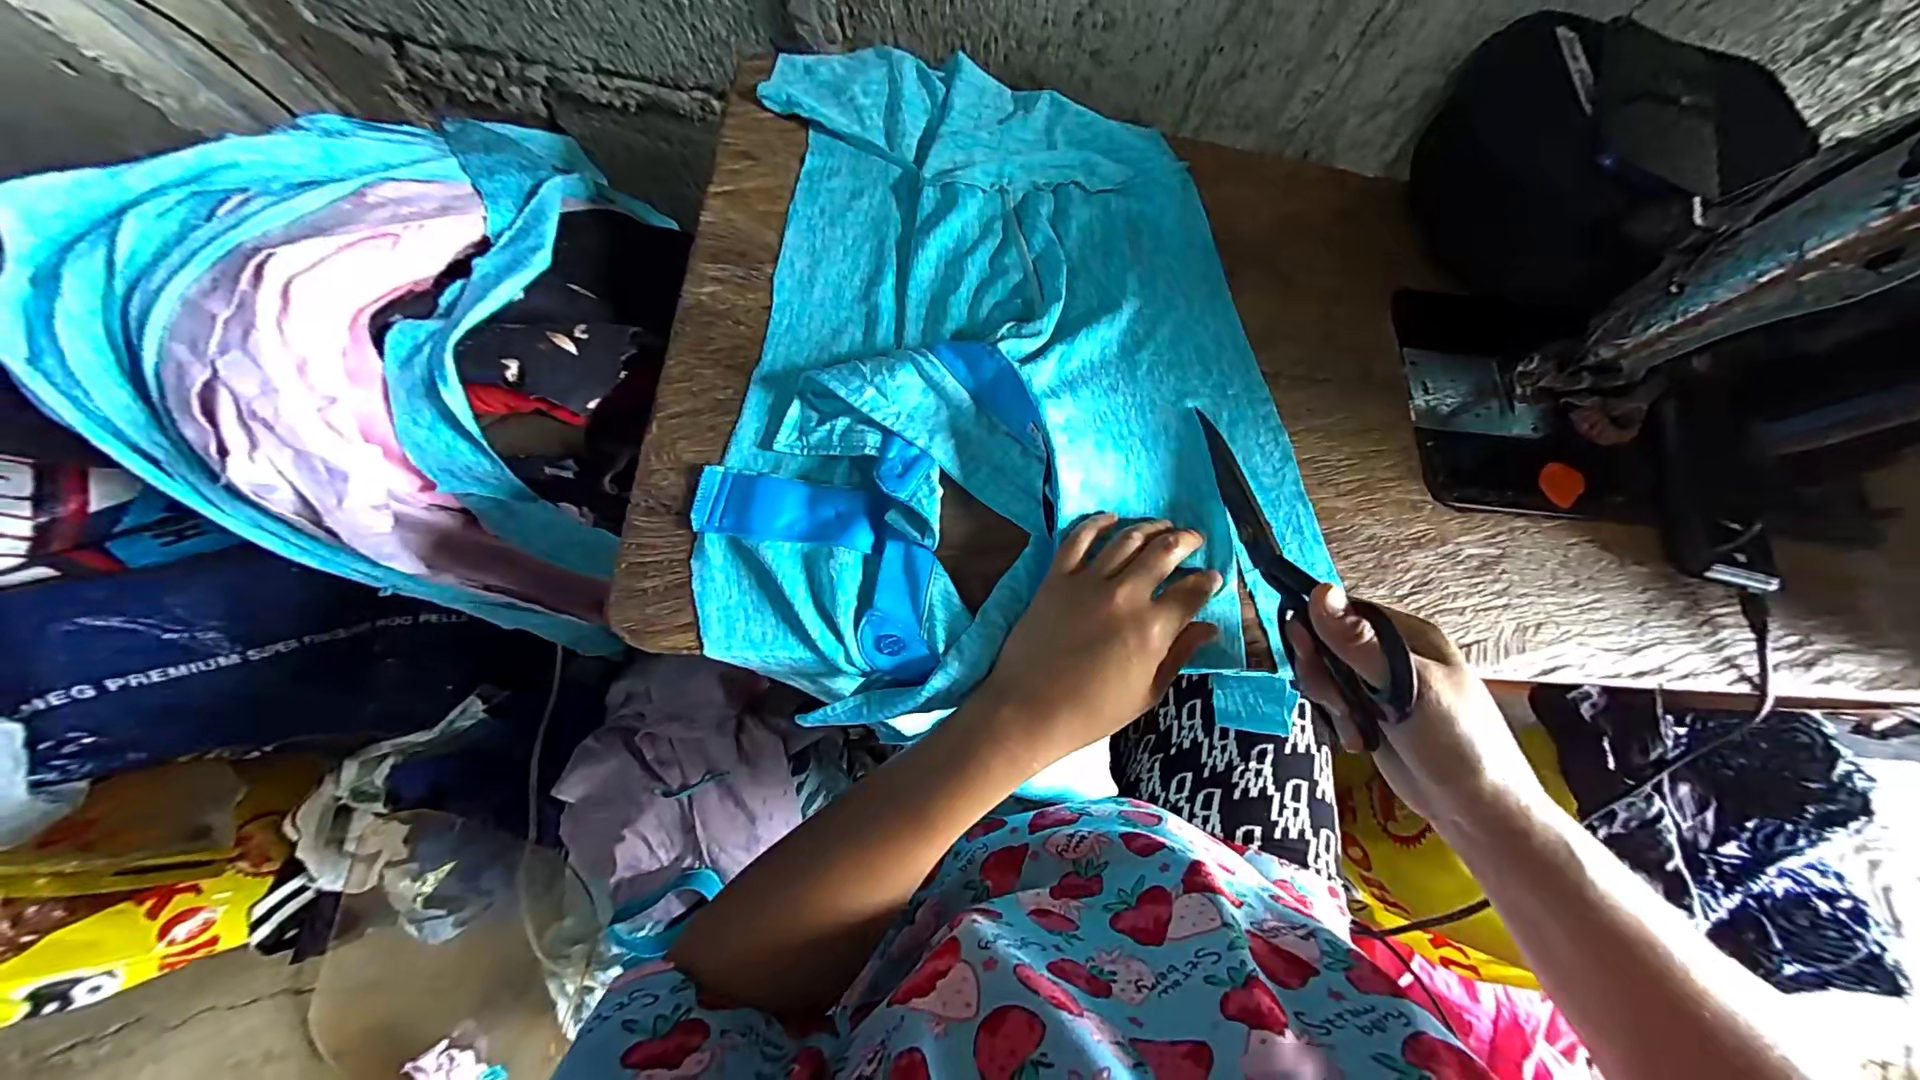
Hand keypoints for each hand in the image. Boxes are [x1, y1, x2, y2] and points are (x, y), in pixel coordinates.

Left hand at [974, 514, 1221, 762]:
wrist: (1029, 707)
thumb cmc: (1092, 711)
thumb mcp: (1147, 692)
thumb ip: (1179, 655)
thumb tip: (1209, 628)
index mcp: (1153, 628)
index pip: (1192, 591)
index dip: (1208, 581)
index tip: (1212, 578)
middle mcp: (1125, 595)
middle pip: (1164, 552)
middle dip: (1186, 541)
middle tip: (1194, 539)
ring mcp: (1088, 582)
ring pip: (1127, 538)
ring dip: (1151, 527)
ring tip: (1162, 526)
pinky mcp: (1056, 577)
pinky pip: (1078, 539)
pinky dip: (1097, 523)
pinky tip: (1111, 518)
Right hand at [1284, 584, 1554, 829]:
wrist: (1478, 813)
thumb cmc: (1457, 742)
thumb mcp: (1406, 686)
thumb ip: (1357, 642)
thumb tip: (1321, 591)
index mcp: (1406, 635)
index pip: (1342, 611)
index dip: (1317, 627)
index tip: (1307, 651)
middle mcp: (1389, 655)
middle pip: (1325, 644)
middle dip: (1321, 674)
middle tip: (1339, 700)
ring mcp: (1377, 686)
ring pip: (1323, 676)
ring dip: (1329, 703)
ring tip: (1355, 725)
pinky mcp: (1367, 714)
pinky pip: (1329, 704)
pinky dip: (1334, 722)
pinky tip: (1356, 739)